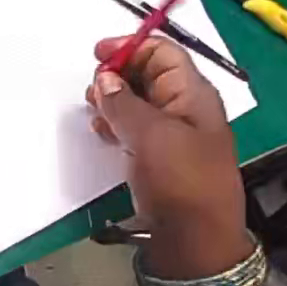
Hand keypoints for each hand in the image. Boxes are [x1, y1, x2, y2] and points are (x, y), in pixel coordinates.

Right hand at [86, 36, 260, 285]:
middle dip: (118, 74)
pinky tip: (103, 132)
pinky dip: (116, 124)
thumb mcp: (150, 135)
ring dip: (114, 100)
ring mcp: (172, 135)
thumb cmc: (179, 181)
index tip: (97, 54)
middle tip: (92, 88)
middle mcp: (184, 109)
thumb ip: (124, 103)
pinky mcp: (159, 158)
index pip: (163, 53)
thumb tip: (106, 78)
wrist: (194, 238)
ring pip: (139, 102)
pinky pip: (135, 128)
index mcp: (192, 95)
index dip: (131, 47)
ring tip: (93, 111)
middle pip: (149, 76)